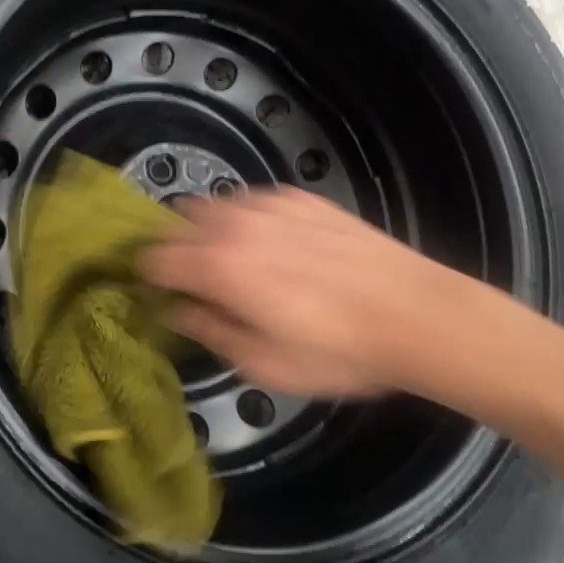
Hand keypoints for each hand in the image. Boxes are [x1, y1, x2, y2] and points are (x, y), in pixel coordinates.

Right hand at [138, 188, 517, 399]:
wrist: (417, 315)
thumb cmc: (339, 351)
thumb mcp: (265, 364)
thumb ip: (211, 331)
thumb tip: (179, 313)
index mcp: (219, 266)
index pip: (155, 258)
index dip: (146, 277)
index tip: (154, 294)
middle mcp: (237, 224)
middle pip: (178, 224)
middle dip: (175, 250)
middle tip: (191, 282)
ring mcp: (270, 205)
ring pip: (215, 206)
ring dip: (208, 230)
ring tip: (229, 262)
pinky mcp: (302, 199)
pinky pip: (253, 200)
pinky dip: (245, 219)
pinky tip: (270, 246)